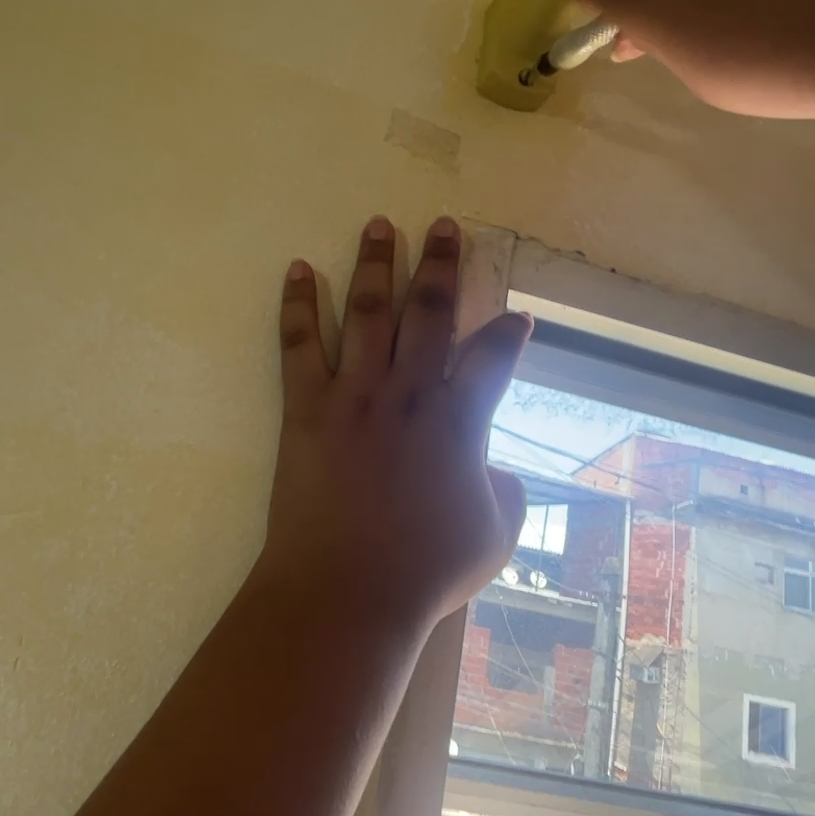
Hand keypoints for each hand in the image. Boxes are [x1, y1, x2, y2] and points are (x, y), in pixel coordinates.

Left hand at [254, 216, 532, 628]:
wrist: (345, 591)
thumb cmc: (424, 571)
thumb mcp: (493, 538)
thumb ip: (504, 494)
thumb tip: (497, 470)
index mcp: (462, 422)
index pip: (495, 358)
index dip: (510, 334)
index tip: (517, 316)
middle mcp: (410, 393)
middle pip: (430, 312)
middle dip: (441, 264)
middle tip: (445, 225)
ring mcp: (354, 395)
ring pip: (367, 313)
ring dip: (375, 264)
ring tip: (379, 224)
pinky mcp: (306, 408)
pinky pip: (299, 345)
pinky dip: (297, 305)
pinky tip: (297, 269)